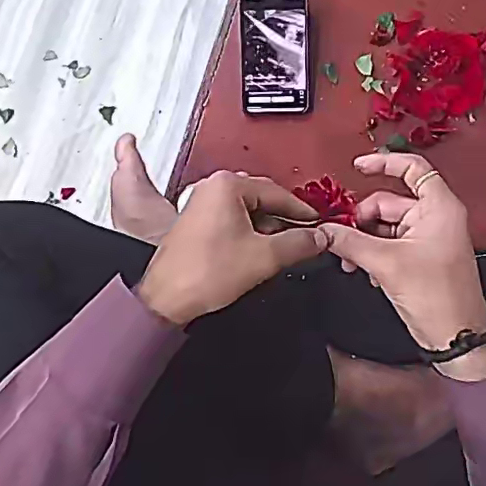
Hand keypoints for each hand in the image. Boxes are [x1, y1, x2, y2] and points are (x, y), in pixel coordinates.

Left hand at [135, 171, 327, 325]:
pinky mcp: (196, 223)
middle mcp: (212, 188)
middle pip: (263, 200)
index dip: (302, 212)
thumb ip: (299, 243)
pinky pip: (233, 221)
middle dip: (285, 222)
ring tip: (283, 252)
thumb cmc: (205, 273)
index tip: (318, 225)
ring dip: (267, 231)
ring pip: (249, 213)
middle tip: (305, 241)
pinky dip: (250, 235)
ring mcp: (202, 205)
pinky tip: (258, 255)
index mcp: (227, 186)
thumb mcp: (266, 257)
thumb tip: (320, 237)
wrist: (165, 300)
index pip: (278, 193)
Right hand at [315, 153, 485, 375]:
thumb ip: (351, 242)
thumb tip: (326, 230)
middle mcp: (436, 217)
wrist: (456, 338)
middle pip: (390, 201)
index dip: (384, 163)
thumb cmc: (438, 297)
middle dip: (363, 218)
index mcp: (439, 207)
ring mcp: (428, 238)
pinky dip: (374, 253)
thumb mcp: (387, 264)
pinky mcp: (420, 257)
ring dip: (365, 240)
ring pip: (386, 225)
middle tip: (342, 235)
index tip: (357, 167)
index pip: (413, 168)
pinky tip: (366, 272)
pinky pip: (390, 243)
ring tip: (350, 260)